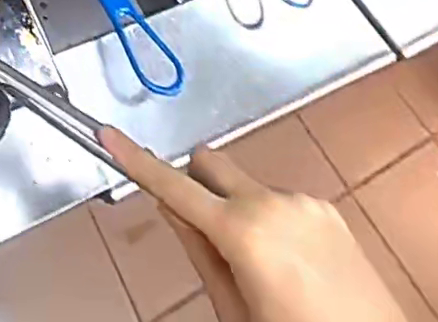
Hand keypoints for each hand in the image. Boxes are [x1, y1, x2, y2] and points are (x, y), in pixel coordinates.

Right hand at [98, 126, 406, 321]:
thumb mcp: (234, 313)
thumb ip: (199, 253)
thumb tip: (171, 207)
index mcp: (244, 232)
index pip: (174, 185)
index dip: (136, 160)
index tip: (108, 134)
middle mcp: (273, 201)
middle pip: (210, 163)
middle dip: (196, 185)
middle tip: (204, 235)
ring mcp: (305, 201)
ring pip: (245, 185)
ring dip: (237, 209)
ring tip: (262, 271)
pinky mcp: (328, 209)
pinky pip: (279, 199)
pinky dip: (270, 220)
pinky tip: (292, 267)